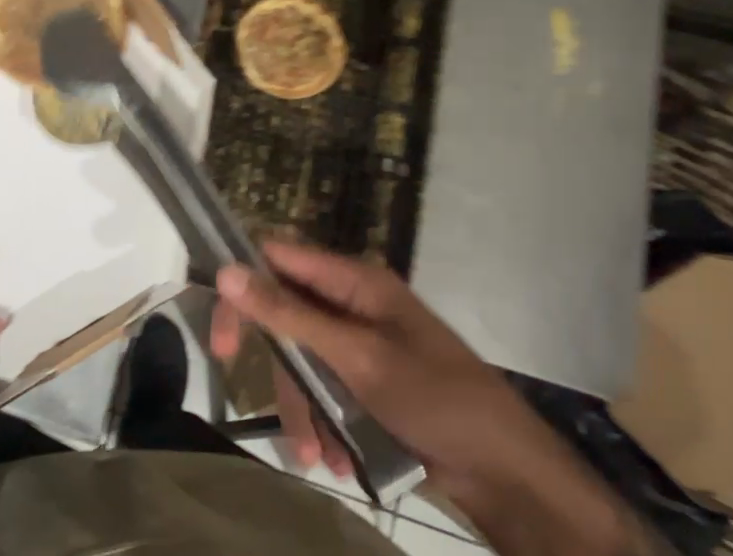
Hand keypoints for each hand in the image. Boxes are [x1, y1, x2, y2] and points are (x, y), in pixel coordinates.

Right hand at [209, 244, 668, 555]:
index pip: (275, 259)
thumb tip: (224, 269)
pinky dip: (324, 423)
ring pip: (301, 362)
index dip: (242, 288)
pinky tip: (337, 456)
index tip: (225, 340)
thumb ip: (289, 314)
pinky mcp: (367, 382)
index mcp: (355, 281)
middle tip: (259, 398)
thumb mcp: (357, 358)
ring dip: (303, 408)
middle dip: (277, 367)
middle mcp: (352, 304)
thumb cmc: (437, 399)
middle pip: (283, 316)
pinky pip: (325, 390)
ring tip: (318, 455)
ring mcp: (360, 345)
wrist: (508, 473)